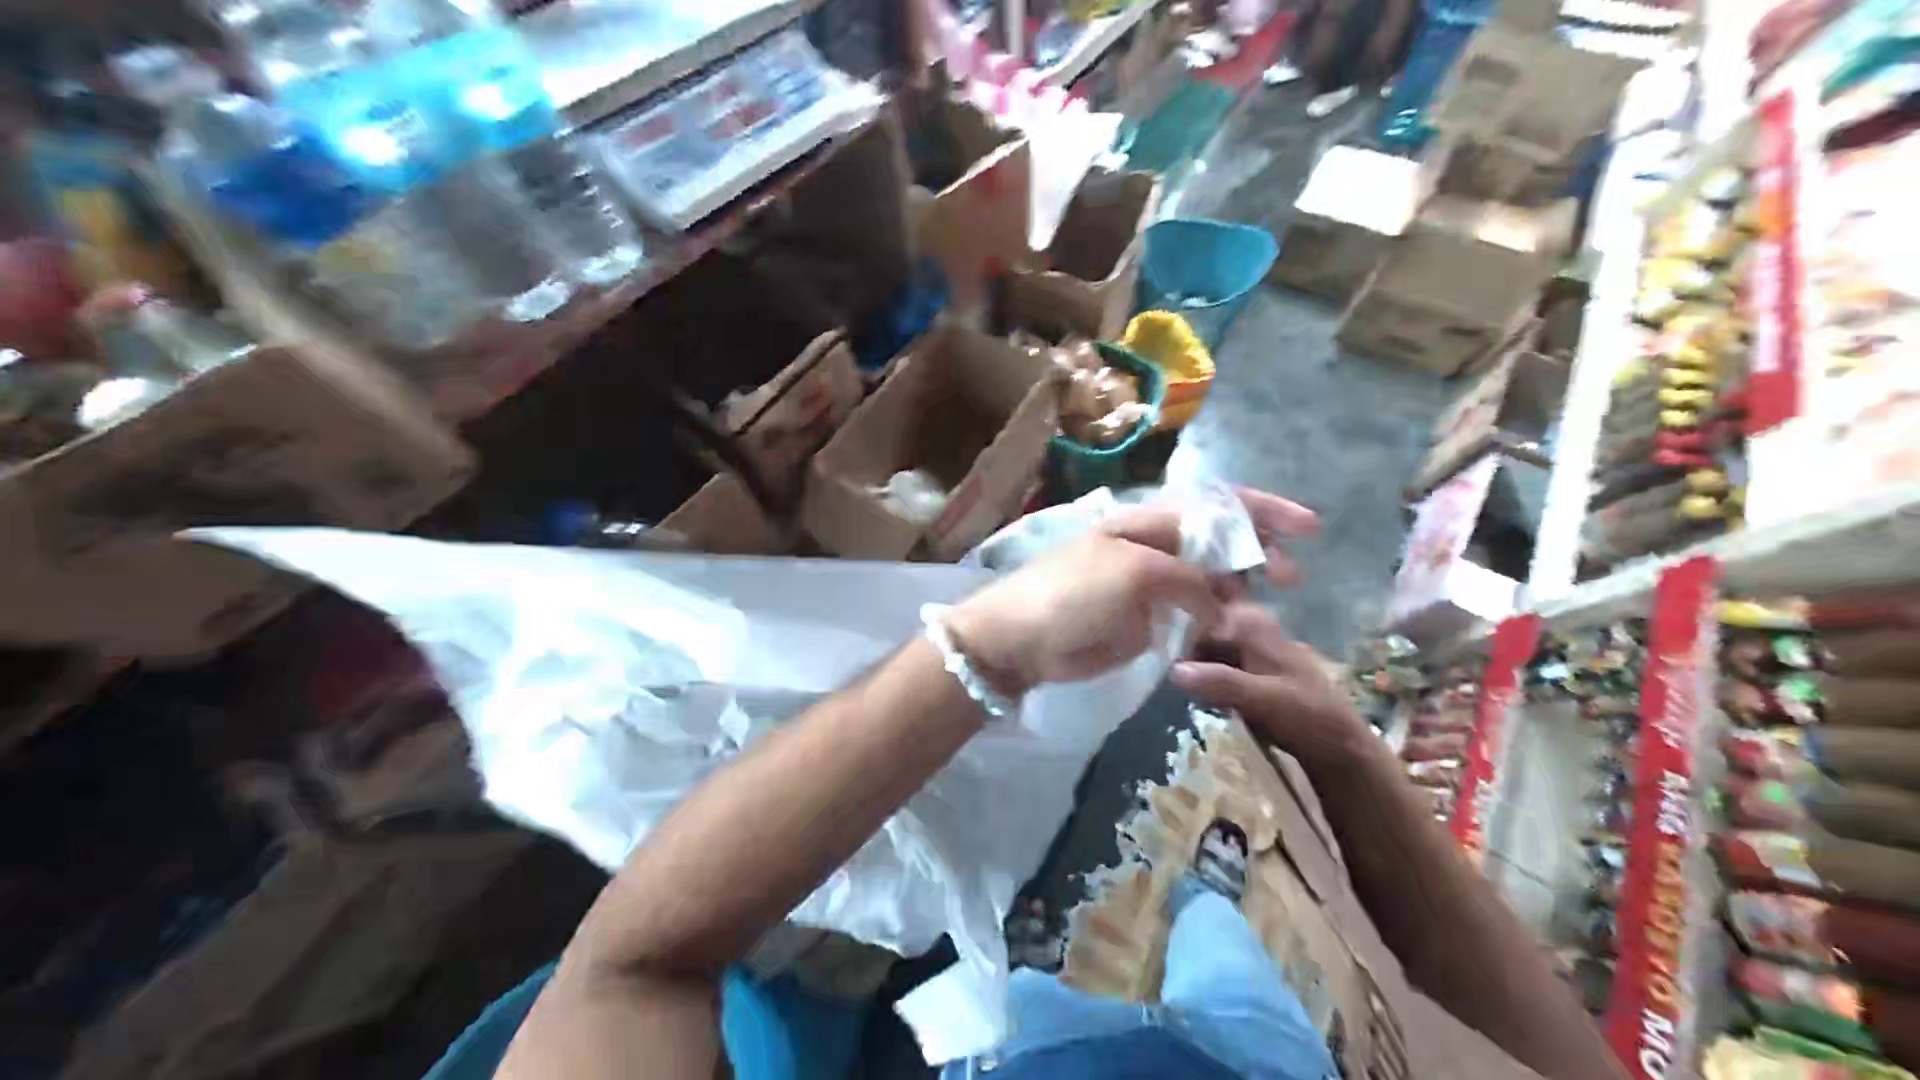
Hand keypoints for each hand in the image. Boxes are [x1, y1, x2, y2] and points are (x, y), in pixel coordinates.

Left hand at [944, 489, 1317, 697]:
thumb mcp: (1133, 573)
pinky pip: (1190, 612)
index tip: (1306, 528)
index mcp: (1146, 523)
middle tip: (1289, 578)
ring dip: (1237, 588)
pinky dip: (1215, 617)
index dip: (1260, 512)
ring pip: (1207, 579)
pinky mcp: (1143, 620)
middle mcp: (1151, 547)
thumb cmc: (1072, 594)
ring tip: (1258, 608)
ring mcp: (1148, 585)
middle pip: (1215, 541)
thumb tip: (1218, 604)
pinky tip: (1233, 627)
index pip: (1213, 506)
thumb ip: (1187, 579)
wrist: (1020, 640)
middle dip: (1256, 552)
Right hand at [1170, 602, 1373, 771]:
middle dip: (1180, 649)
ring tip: (1178, 687)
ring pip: (1203, 646)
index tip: (1154, 651)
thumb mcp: (1262, 699)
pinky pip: (1213, 663)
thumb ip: (1220, 682)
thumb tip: (1173, 670)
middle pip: (1197, 628)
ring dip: (1190, 665)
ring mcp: (1248, 645)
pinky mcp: (1247, 667)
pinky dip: (1202, 676)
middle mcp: (1247, 625)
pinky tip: (1196, 694)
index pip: (1195, 612)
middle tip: (1163, 673)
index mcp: (1251, 621)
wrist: (1339, 745)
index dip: (1174, 629)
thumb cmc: (1307, 716)